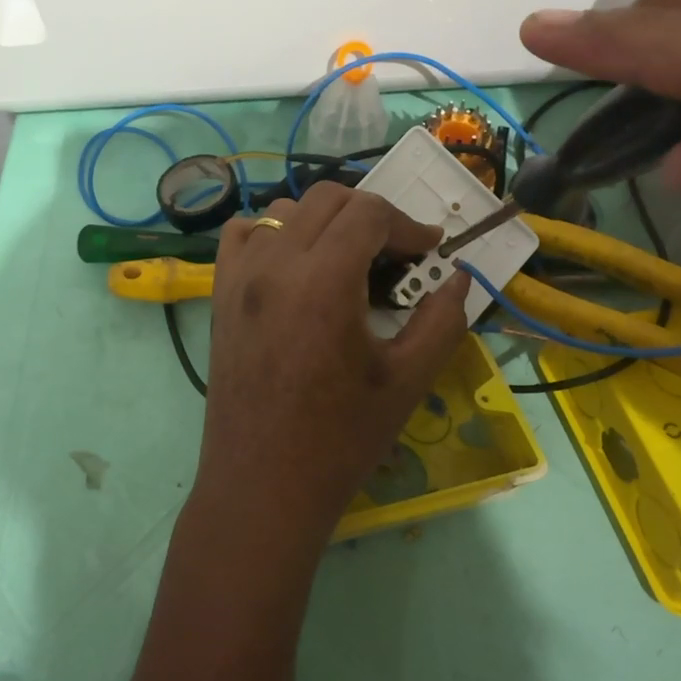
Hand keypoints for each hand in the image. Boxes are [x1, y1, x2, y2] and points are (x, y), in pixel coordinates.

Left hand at [130, 183, 470, 680]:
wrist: (263, 482)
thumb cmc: (340, 439)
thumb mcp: (407, 381)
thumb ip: (441, 319)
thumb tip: (459, 276)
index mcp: (323, 281)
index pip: (368, 213)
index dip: (407, 224)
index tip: (429, 251)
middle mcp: (275, 264)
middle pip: (327, 199)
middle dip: (371, 214)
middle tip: (396, 253)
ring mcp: (240, 275)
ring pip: (284, 210)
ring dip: (323, 221)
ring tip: (347, 260)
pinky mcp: (220, 292)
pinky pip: (243, 234)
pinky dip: (273, 232)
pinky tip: (293, 265)